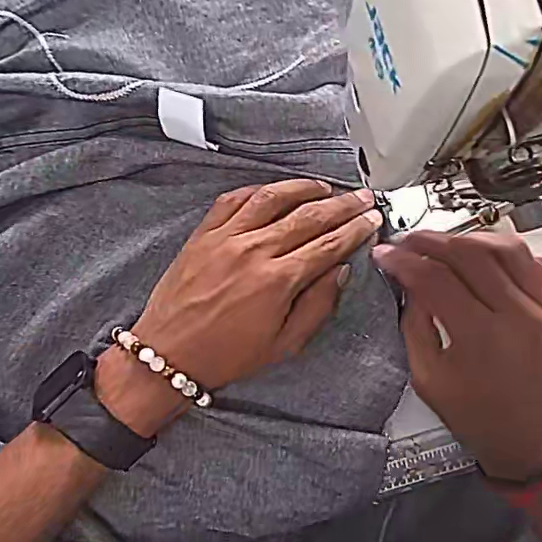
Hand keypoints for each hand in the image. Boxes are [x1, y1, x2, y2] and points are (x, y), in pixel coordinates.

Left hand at [96, 179, 382, 435]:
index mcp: (277, 281)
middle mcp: (253, 251)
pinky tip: (273, 189)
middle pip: (309, 215)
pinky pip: (233, 199)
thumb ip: (317, 306)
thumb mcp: (284, 345)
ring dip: (303, 188)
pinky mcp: (203, 234)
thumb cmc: (224, 354)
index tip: (371, 219)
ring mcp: (225, 238)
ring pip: (272, 198)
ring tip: (324, 187)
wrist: (170, 354)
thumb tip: (340, 273)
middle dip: (342, 204)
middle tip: (361, 197)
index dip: (356, 228)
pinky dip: (258, 190)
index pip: (329, 244)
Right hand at [372, 230, 541, 482]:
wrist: (528, 438)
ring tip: (442, 244)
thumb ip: (416, 326)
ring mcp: (539, 309)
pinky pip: (530, 260)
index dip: (403, 261)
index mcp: (480, 337)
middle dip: (428, 241)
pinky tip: (483, 253)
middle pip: (468, 253)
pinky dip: (502, 249)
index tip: (386, 256)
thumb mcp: (428, 378)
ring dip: (466, 238)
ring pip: (504, 246)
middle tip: (407, 243)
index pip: (434, 278)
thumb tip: (409, 286)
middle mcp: (516, 316)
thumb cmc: (481, 417)